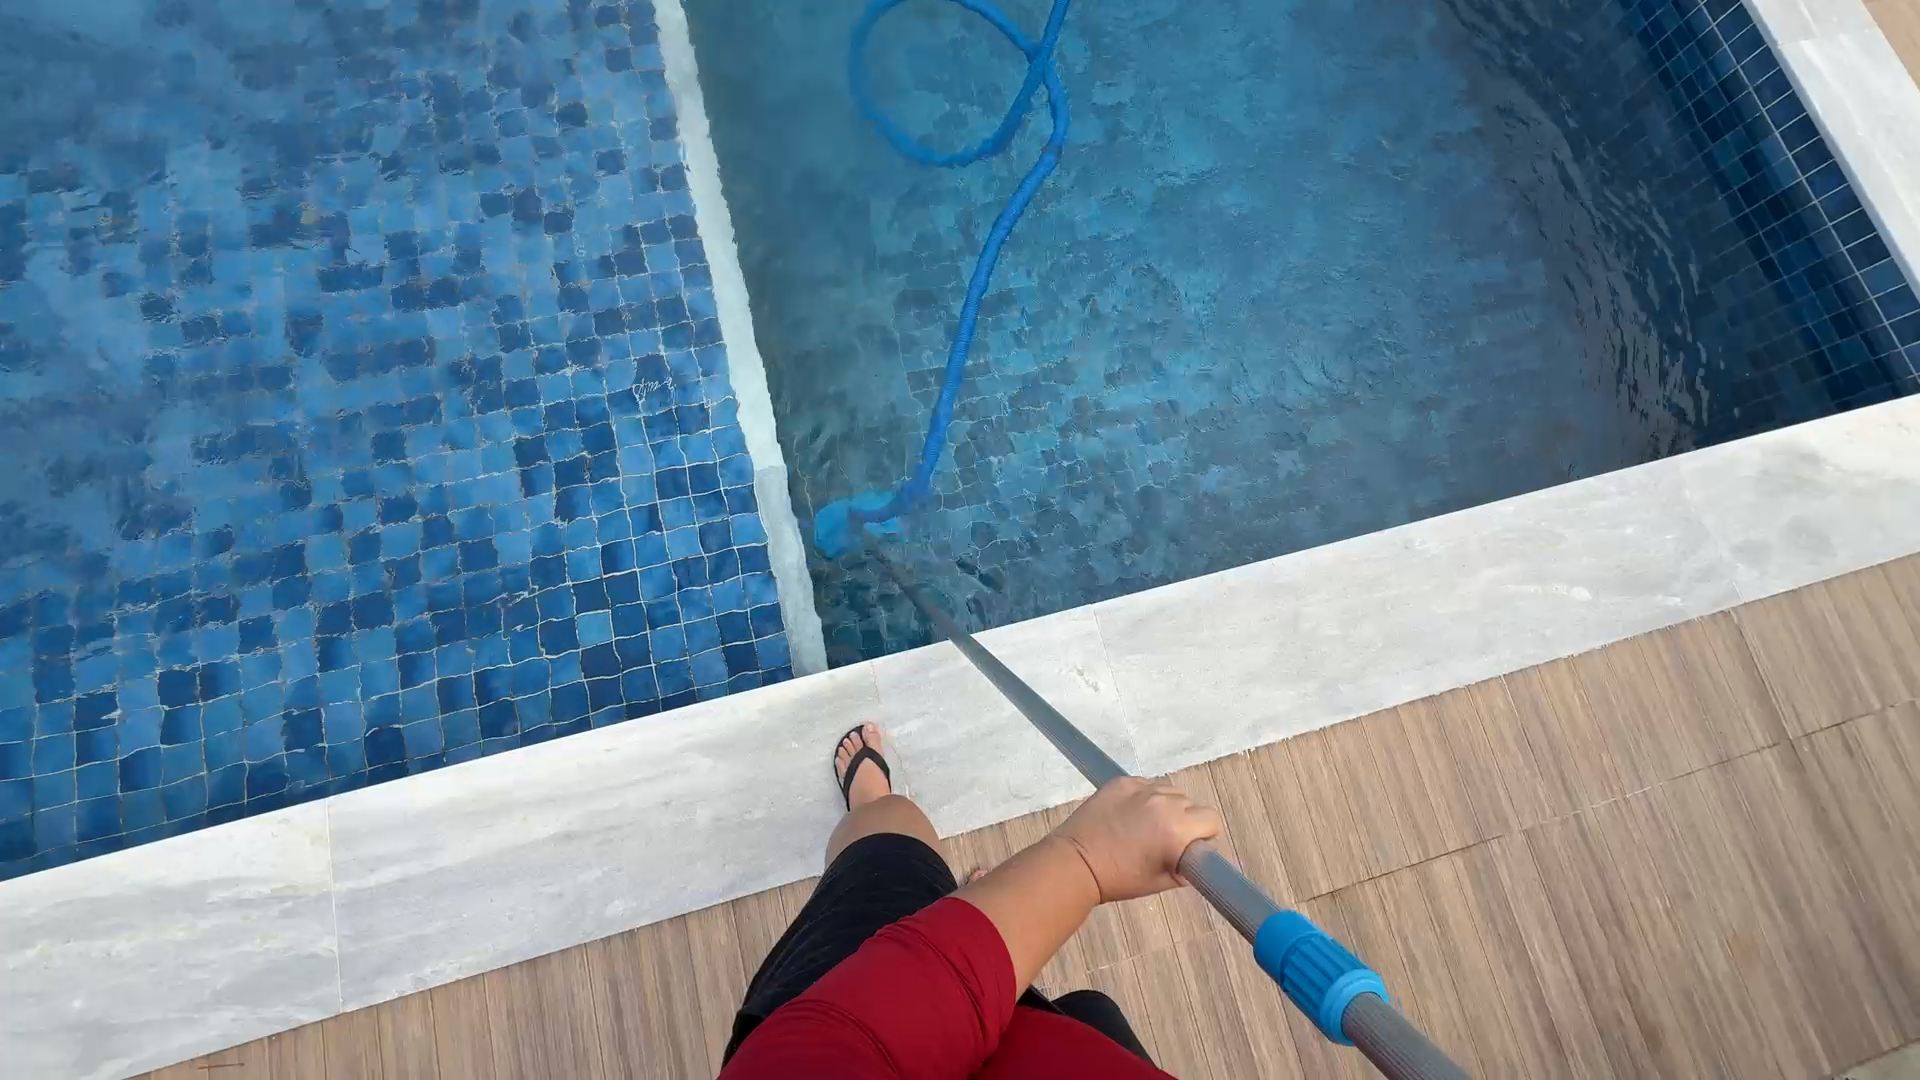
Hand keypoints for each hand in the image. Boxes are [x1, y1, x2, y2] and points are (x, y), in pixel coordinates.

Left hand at [1050, 776, 1224, 902]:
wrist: (1079, 861)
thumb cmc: (1122, 878)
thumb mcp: (1165, 879)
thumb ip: (1188, 862)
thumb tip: (1197, 850)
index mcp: (1177, 829)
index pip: (1211, 819)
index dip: (1204, 834)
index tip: (1190, 845)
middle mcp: (1162, 802)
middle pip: (1190, 803)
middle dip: (1185, 819)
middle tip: (1166, 837)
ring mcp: (1140, 788)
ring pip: (1169, 790)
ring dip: (1166, 805)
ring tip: (1147, 823)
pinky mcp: (1122, 781)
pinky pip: (1147, 784)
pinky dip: (1146, 796)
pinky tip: (1131, 813)